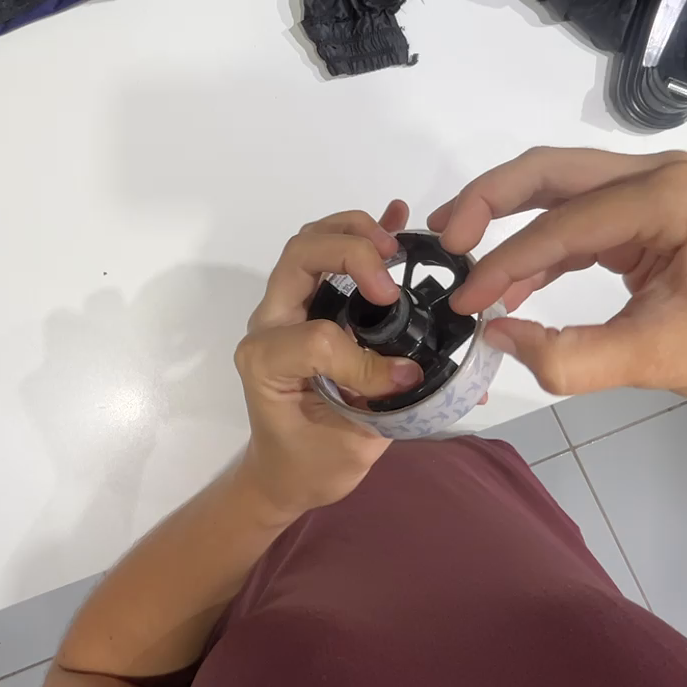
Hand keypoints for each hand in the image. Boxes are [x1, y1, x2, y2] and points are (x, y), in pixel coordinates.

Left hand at [232, 203, 425, 522]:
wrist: (284, 469)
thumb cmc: (307, 464)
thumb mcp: (347, 445)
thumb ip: (379, 404)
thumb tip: (417, 367)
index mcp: (268, 362)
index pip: (316, 338)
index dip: (363, 359)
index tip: (402, 380)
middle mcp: (270, 323)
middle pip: (300, 256)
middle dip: (350, 254)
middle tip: (391, 283)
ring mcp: (286, 308)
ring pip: (308, 243)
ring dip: (352, 232)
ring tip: (393, 248)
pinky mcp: (307, 304)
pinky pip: (324, 252)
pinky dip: (357, 231)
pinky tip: (395, 217)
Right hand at [429, 147, 686, 432]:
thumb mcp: (653, 359)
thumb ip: (565, 354)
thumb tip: (491, 333)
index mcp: (668, 196)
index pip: (563, 223)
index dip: (504, 262)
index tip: (462, 299)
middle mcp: (656, 174)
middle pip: (548, 171)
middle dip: (488, 201)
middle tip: (443, 236)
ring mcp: (650, 189)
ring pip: (554, 186)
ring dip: (504, 216)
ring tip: (459, 248)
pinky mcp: (642, 213)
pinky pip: (573, 216)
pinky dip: (537, 244)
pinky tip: (511, 281)